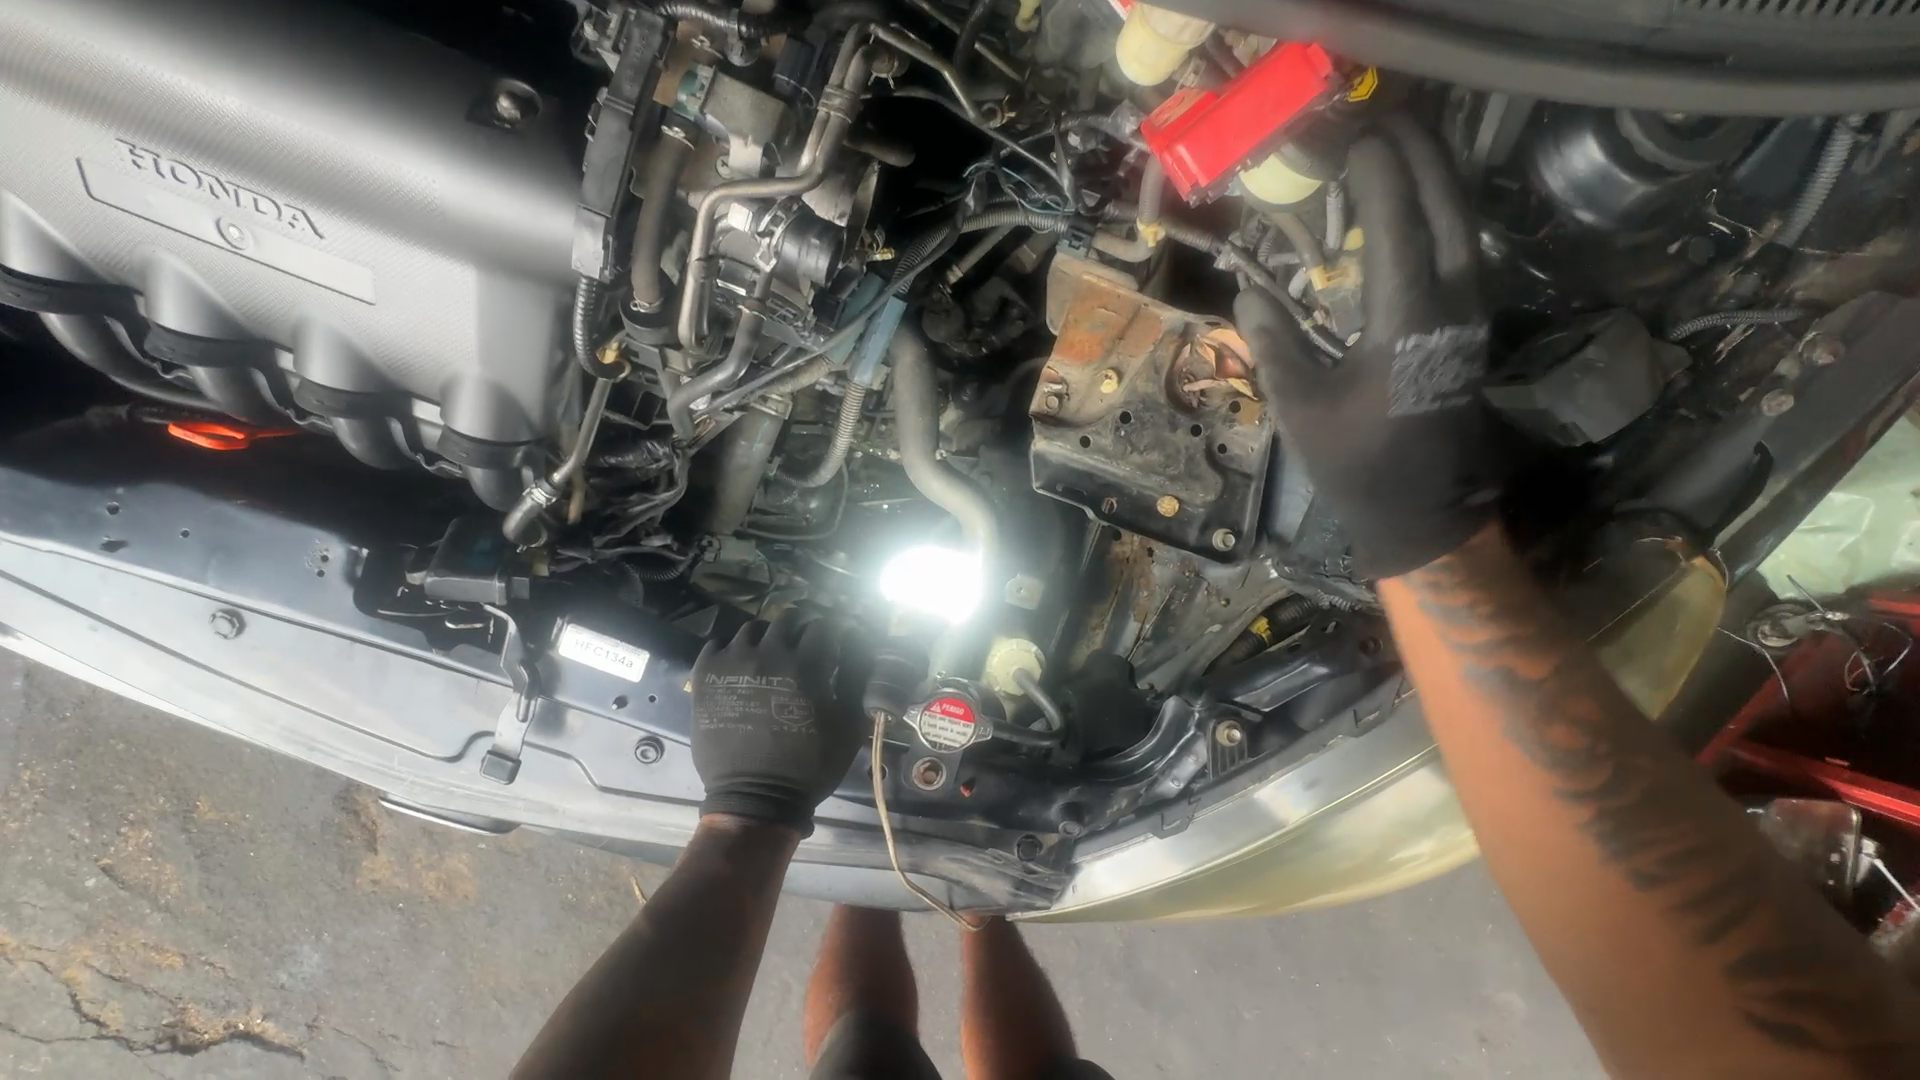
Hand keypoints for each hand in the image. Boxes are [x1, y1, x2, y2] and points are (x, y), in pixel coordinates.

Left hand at [690, 612, 869, 835]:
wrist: (756, 798)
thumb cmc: (810, 764)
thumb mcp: (849, 725)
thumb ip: (855, 679)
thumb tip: (857, 648)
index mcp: (806, 664)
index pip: (823, 626)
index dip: (833, 633)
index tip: (834, 644)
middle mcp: (768, 653)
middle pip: (787, 619)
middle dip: (800, 629)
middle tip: (803, 649)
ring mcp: (732, 662)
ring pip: (751, 630)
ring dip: (765, 639)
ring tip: (768, 659)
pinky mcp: (705, 676)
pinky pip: (717, 645)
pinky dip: (730, 652)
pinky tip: (739, 669)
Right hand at [1236, 115, 1502, 578]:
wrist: (1421, 506)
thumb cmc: (1356, 461)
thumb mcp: (1300, 407)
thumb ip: (1275, 344)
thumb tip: (1247, 294)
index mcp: (1406, 320)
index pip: (1397, 222)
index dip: (1375, 172)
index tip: (1346, 138)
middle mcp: (1451, 302)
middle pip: (1447, 202)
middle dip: (1417, 152)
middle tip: (1375, 121)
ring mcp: (1469, 310)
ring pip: (1464, 218)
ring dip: (1434, 173)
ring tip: (1395, 145)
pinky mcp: (1468, 321)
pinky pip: (1462, 243)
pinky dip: (1439, 207)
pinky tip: (1413, 201)